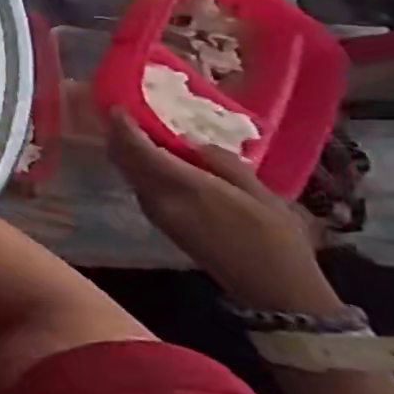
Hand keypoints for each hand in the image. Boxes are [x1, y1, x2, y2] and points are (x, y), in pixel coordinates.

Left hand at [106, 109, 340, 312]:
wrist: (272, 287)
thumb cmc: (275, 238)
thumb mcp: (260, 193)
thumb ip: (221, 162)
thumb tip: (191, 142)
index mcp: (182, 187)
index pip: (138, 149)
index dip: (124, 126)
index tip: (117, 105)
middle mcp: (156, 197)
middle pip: (124, 159)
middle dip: (118, 134)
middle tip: (125, 113)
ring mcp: (153, 211)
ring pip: (127, 172)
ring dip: (125, 150)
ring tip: (138, 130)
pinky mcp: (158, 220)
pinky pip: (137, 184)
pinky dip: (136, 166)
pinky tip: (152, 157)